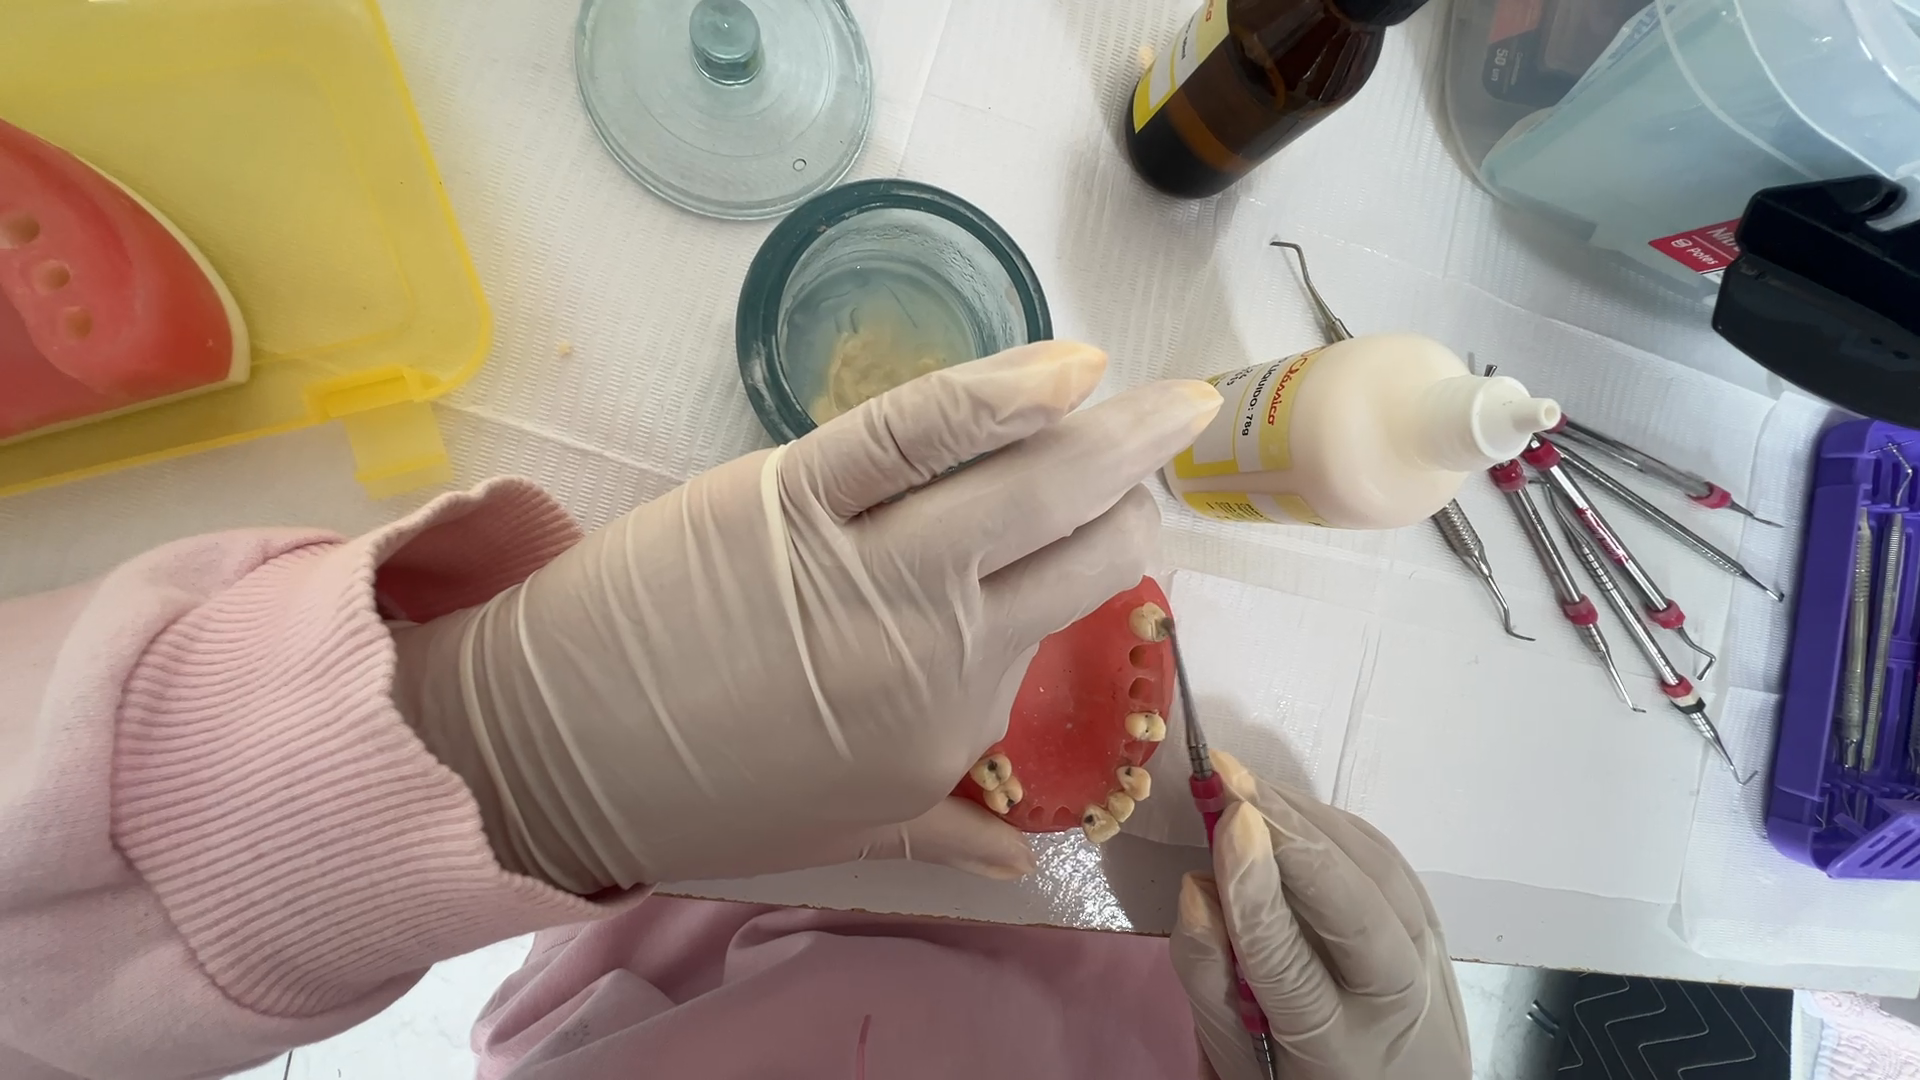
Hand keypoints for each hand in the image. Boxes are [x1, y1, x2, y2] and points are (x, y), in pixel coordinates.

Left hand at [392, 342, 1222, 892]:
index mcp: (958, 718)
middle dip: (1136, 487)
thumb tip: (1027, 856)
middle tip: (1164, 438)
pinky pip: (918, 432)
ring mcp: (874, 560)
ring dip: (1115, 434)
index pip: (1077, 613)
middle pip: (1080, 542)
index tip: (1122, 523)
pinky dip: (1001, 394)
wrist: (555, 747)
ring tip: (1171, 400)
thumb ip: (954, 831)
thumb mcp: (851, 828)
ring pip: (1026, 484)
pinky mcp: (797, 493)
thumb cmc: (707, 790)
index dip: (1115, 557)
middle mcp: (941, 639)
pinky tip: (1071, 367)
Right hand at [1171, 751, 1468, 1079]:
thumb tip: (1194, 889)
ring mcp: (1430, 961)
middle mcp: (1400, 1007)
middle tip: (1226, 775)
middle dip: (1289, 834)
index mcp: (1340, 1054)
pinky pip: (1386, 860)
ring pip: (1379, 874)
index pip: (1291, 967)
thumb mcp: (1234, 1052)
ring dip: (1308, 817)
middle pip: (1356, 913)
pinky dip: (1332, 822)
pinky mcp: (1434, 926)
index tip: (1228, 825)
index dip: (1258, 892)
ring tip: (1244, 780)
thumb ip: (1207, 975)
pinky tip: (1286, 806)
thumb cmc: (1292, 1075)